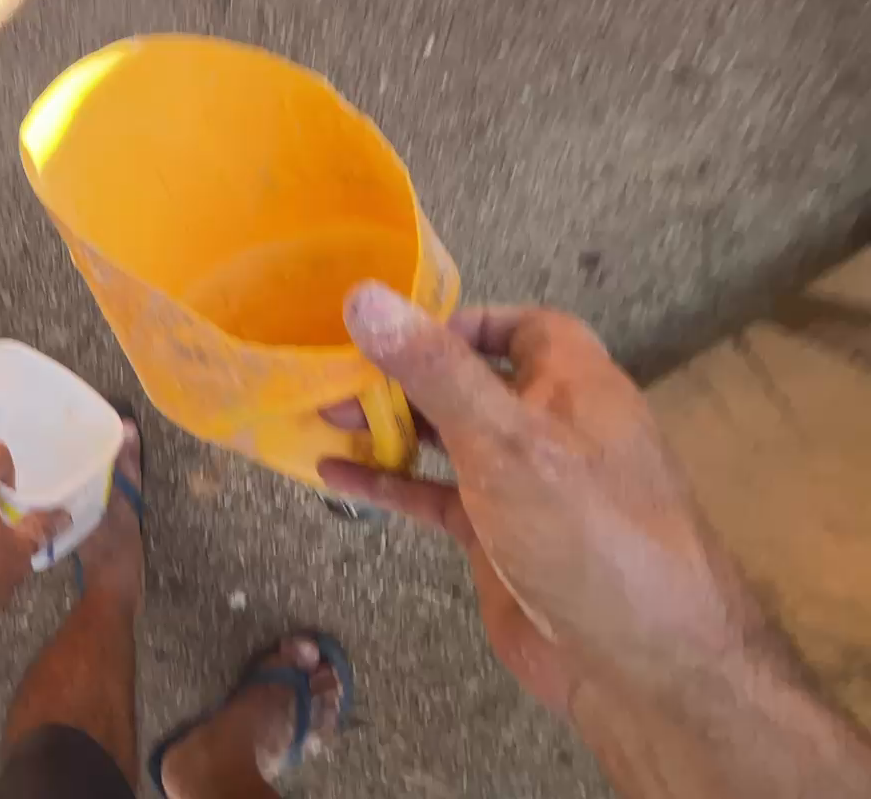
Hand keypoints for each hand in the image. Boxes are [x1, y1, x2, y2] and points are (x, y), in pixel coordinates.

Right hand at [318, 282, 757, 712]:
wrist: (644, 673)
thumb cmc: (584, 532)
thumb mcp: (503, 438)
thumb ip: (432, 368)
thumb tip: (363, 296)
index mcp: (575, 391)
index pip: (528, 327)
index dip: (467, 319)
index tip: (399, 330)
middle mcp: (550, 429)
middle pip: (470, 379)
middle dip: (404, 373)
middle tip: (338, 373)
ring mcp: (522, 484)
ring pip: (446, 435)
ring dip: (387, 423)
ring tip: (325, 414)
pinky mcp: (495, 532)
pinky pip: (431, 491)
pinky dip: (385, 479)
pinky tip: (332, 473)